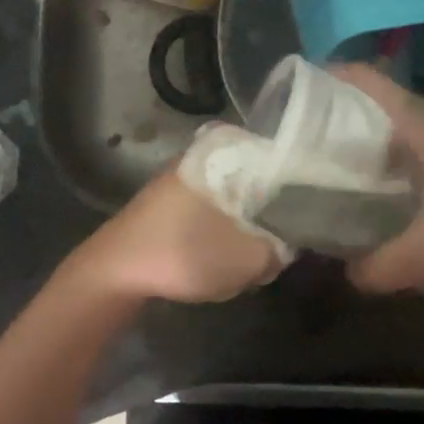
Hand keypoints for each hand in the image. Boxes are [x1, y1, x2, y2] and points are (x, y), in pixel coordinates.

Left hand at [65, 169, 281, 303]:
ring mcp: (181, 177)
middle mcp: (200, 155)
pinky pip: (208, 211)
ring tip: (249, 257)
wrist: (116, 271)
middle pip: (253, 179)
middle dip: (267, 212)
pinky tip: (220, 258)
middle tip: (277, 242)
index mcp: (221, 152)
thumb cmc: (184, 253)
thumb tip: (285, 245)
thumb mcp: (247, 259)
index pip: (275, 155)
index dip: (296, 183)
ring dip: (242, 226)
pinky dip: (219, 232)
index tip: (307, 210)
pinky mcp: (167, 202)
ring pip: (230, 198)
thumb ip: (278, 250)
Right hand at [335, 65, 423, 294]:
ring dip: (387, 146)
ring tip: (362, 179)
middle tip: (322, 154)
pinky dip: (416, 159)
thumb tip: (349, 272)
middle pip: (385, 106)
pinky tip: (416, 197)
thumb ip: (385, 264)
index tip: (299, 90)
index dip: (330, 75)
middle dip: (351, 124)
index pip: (366, 78)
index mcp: (423, 119)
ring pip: (414, 127)